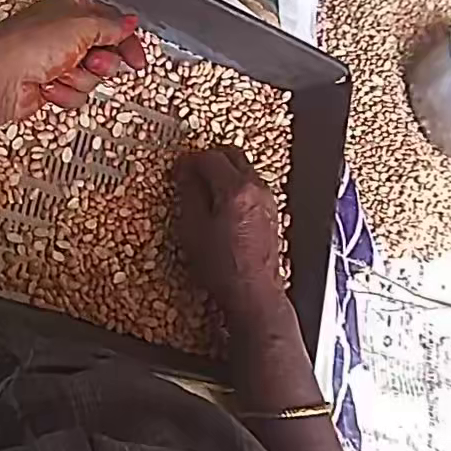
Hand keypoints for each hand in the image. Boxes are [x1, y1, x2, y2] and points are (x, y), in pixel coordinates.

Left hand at [0, 0, 148, 125]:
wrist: (1, 80)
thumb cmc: (30, 45)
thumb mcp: (82, 25)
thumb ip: (112, 25)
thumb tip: (130, 23)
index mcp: (71, 9)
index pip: (112, 23)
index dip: (127, 41)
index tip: (138, 60)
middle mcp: (63, 33)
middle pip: (105, 54)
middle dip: (101, 63)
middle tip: (90, 61)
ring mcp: (56, 61)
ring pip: (92, 78)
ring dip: (80, 79)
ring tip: (62, 73)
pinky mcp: (50, 86)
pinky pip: (75, 94)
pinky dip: (65, 94)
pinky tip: (49, 87)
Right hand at [173, 145, 287, 322]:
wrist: (254, 294)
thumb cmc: (224, 268)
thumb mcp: (193, 230)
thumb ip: (189, 195)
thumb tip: (185, 173)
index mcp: (236, 190)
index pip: (210, 158)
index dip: (189, 160)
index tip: (178, 167)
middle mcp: (257, 190)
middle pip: (233, 156)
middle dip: (210, 159)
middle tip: (191, 171)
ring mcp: (268, 201)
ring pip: (244, 169)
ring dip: (224, 172)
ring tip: (204, 190)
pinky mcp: (272, 213)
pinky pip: (252, 186)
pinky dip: (235, 186)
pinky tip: (221, 205)